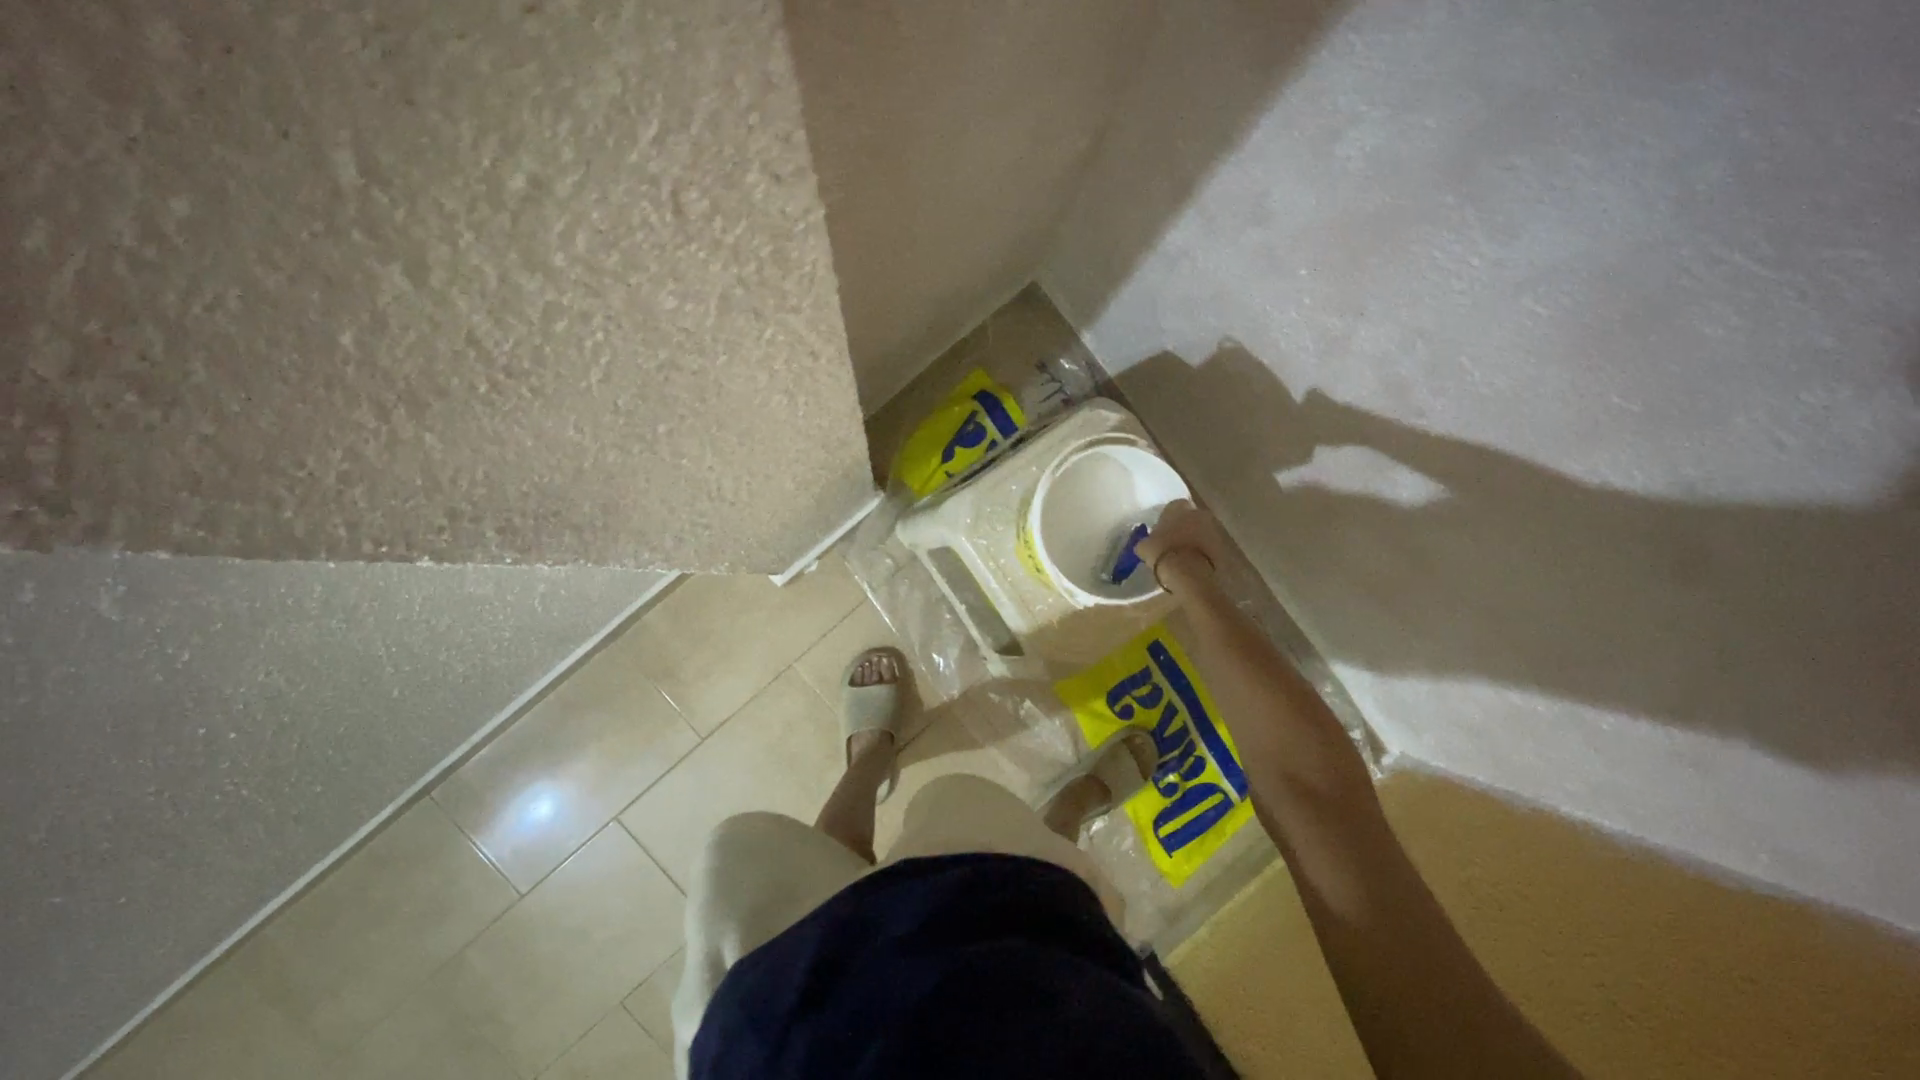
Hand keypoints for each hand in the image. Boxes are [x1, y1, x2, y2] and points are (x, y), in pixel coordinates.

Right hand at [1139, 500, 1226, 595]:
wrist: (1188, 571)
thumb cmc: (1161, 552)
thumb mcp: (1144, 546)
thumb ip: (1146, 540)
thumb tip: (1146, 542)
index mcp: (1177, 507)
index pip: (1173, 506)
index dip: (1168, 518)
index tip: (1163, 530)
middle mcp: (1197, 512)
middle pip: (1191, 517)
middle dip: (1185, 526)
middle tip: (1174, 541)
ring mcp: (1213, 527)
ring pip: (1202, 530)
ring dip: (1196, 538)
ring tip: (1184, 554)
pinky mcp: (1222, 544)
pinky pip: (1210, 544)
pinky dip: (1204, 550)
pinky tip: (1194, 562)